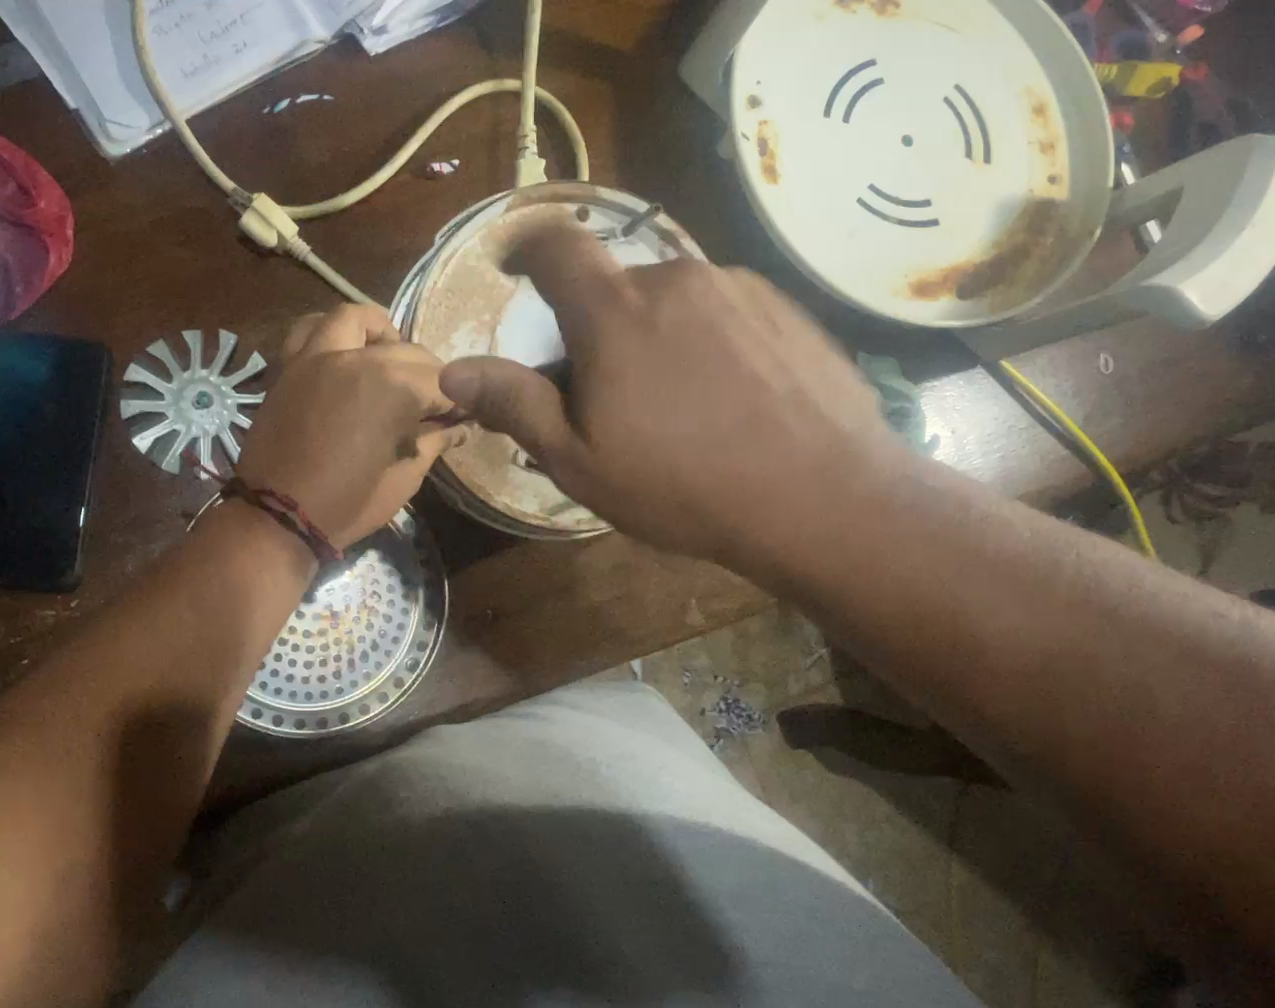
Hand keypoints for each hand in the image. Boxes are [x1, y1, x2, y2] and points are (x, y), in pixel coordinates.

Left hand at [234, 305, 466, 549]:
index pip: (441, 382)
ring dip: (377, 332)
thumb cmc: (346, 505)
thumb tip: (456, 428)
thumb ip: (432, 444)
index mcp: (393, 388)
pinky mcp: (288, 367)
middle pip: (406, 350)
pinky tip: (340, 356)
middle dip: (426, 373)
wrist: (276, 519)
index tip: (461, 416)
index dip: (457, 402)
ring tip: (384, 357)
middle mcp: (356, 358)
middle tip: (429, 403)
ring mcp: (316, 357)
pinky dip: (328, 333)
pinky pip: (308, 330)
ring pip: (354, 318)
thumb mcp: (403, 480)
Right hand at [438, 226, 904, 563]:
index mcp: (615, 311)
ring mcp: (738, 288)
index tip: (513, 269)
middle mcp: (675, 279)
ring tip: (669, 407)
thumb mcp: (579, 461)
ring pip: (668, 300)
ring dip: (650, 337)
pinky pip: (719, 311)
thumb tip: (452, 371)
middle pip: (613, 285)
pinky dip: (700, 342)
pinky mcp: (784, 308)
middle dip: (593, 327)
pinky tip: (722, 401)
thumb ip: (515, 404)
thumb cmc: (683, 485)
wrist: (822, 497)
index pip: (557, 244)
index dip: (525, 246)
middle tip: (602, 396)